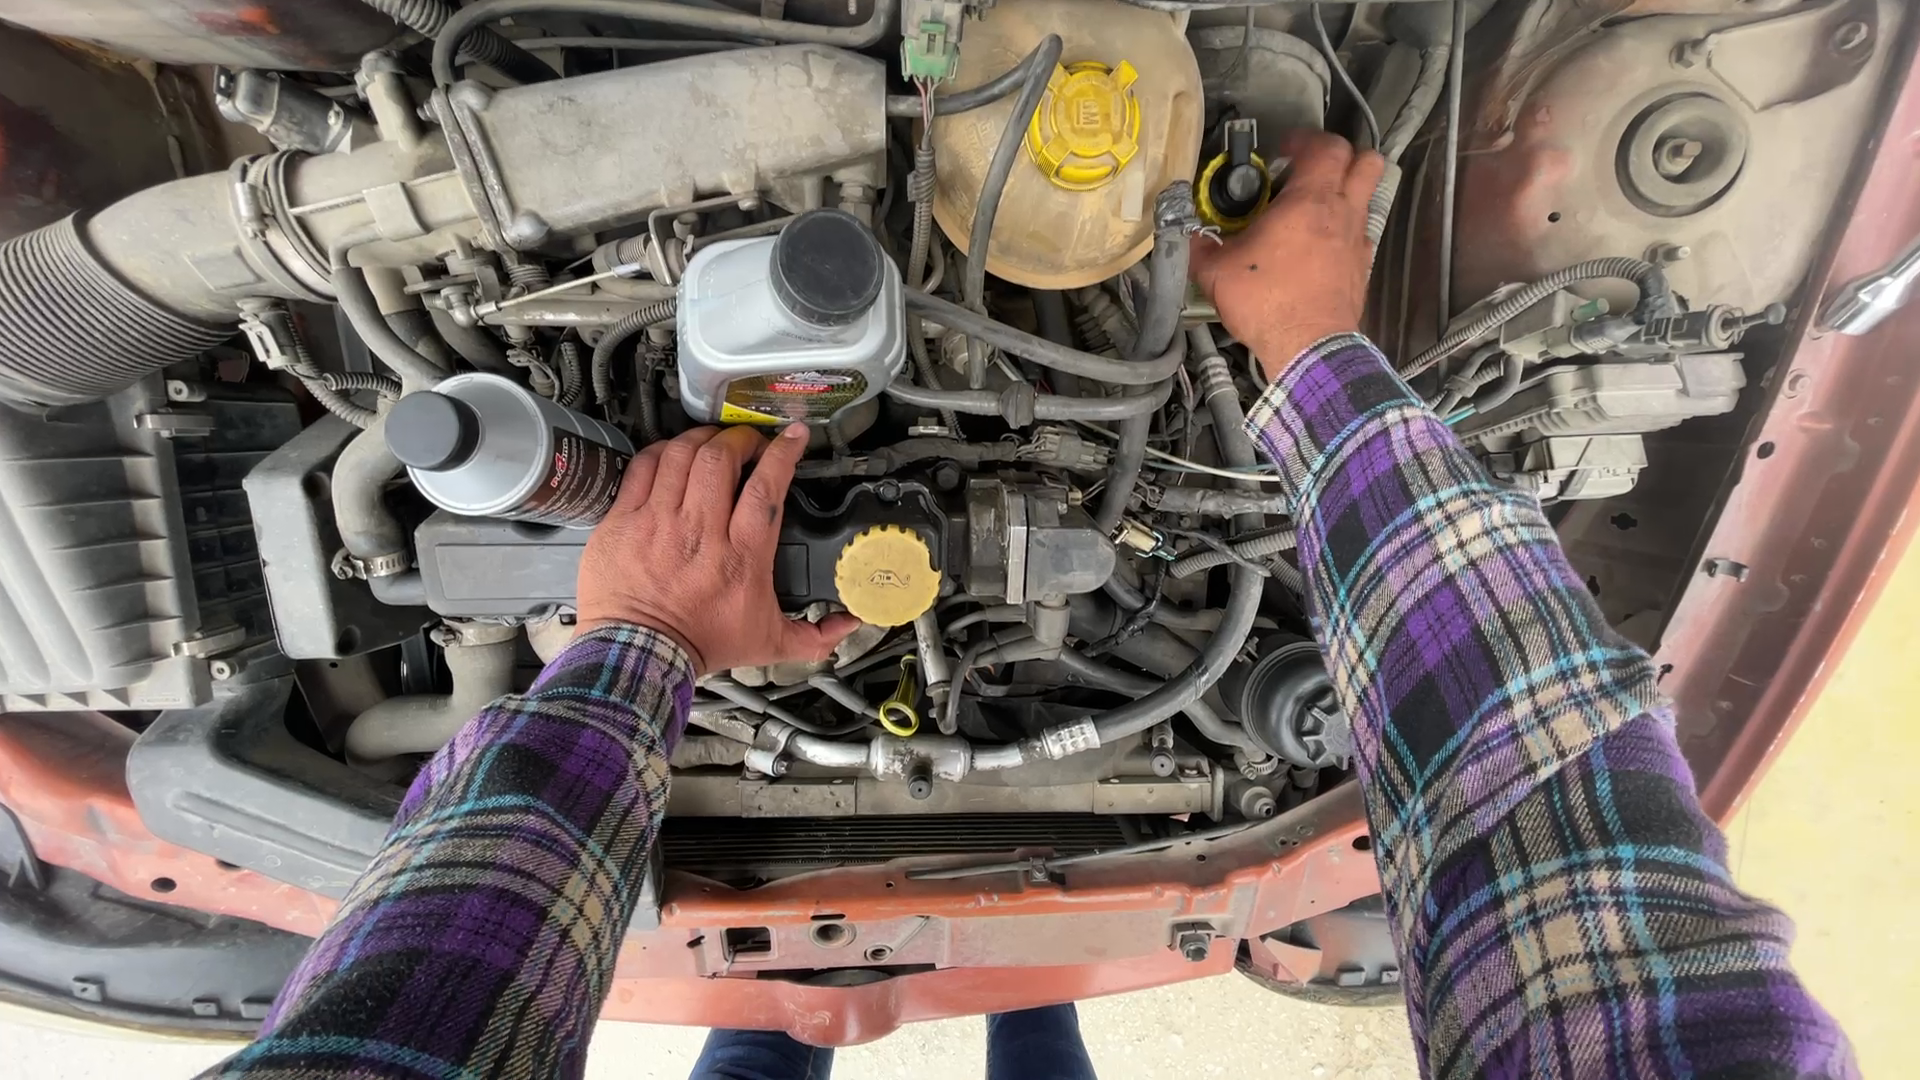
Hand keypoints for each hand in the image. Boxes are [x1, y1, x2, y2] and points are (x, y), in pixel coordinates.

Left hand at [575, 424, 859, 675]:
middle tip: (749, 442)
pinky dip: (663, 452)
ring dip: (703, 439)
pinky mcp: (624, 521)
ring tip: (713, 442)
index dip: (782, 453)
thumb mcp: (770, 644)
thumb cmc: (703, 644)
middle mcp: (701, 531)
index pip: (765, 488)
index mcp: (742, 555)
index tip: (793, 437)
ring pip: (683, 456)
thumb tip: (849, 626)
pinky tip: (673, 454)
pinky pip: (643, 468)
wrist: (639, 656)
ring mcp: (658, 521)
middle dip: (740, 439)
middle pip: (721, 460)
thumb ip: (814, 636)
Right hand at [1190, 129, 1385, 380]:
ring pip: (1368, 196)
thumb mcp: (1217, 274)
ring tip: (1317, 206)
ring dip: (1347, 191)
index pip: (1323, 147)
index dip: (1305, 140)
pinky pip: (1360, 235)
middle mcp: (1342, 212)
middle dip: (1341, 156)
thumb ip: (1202, 250)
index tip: (1286, 149)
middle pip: (1364, 160)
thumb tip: (1190, 239)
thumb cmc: (1266, 302)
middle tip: (1312, 169)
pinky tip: (1321, 247)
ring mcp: (1357, 240)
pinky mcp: (1361, 268)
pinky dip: (1345, 231)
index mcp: (1309, 201)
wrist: (1306, 345)